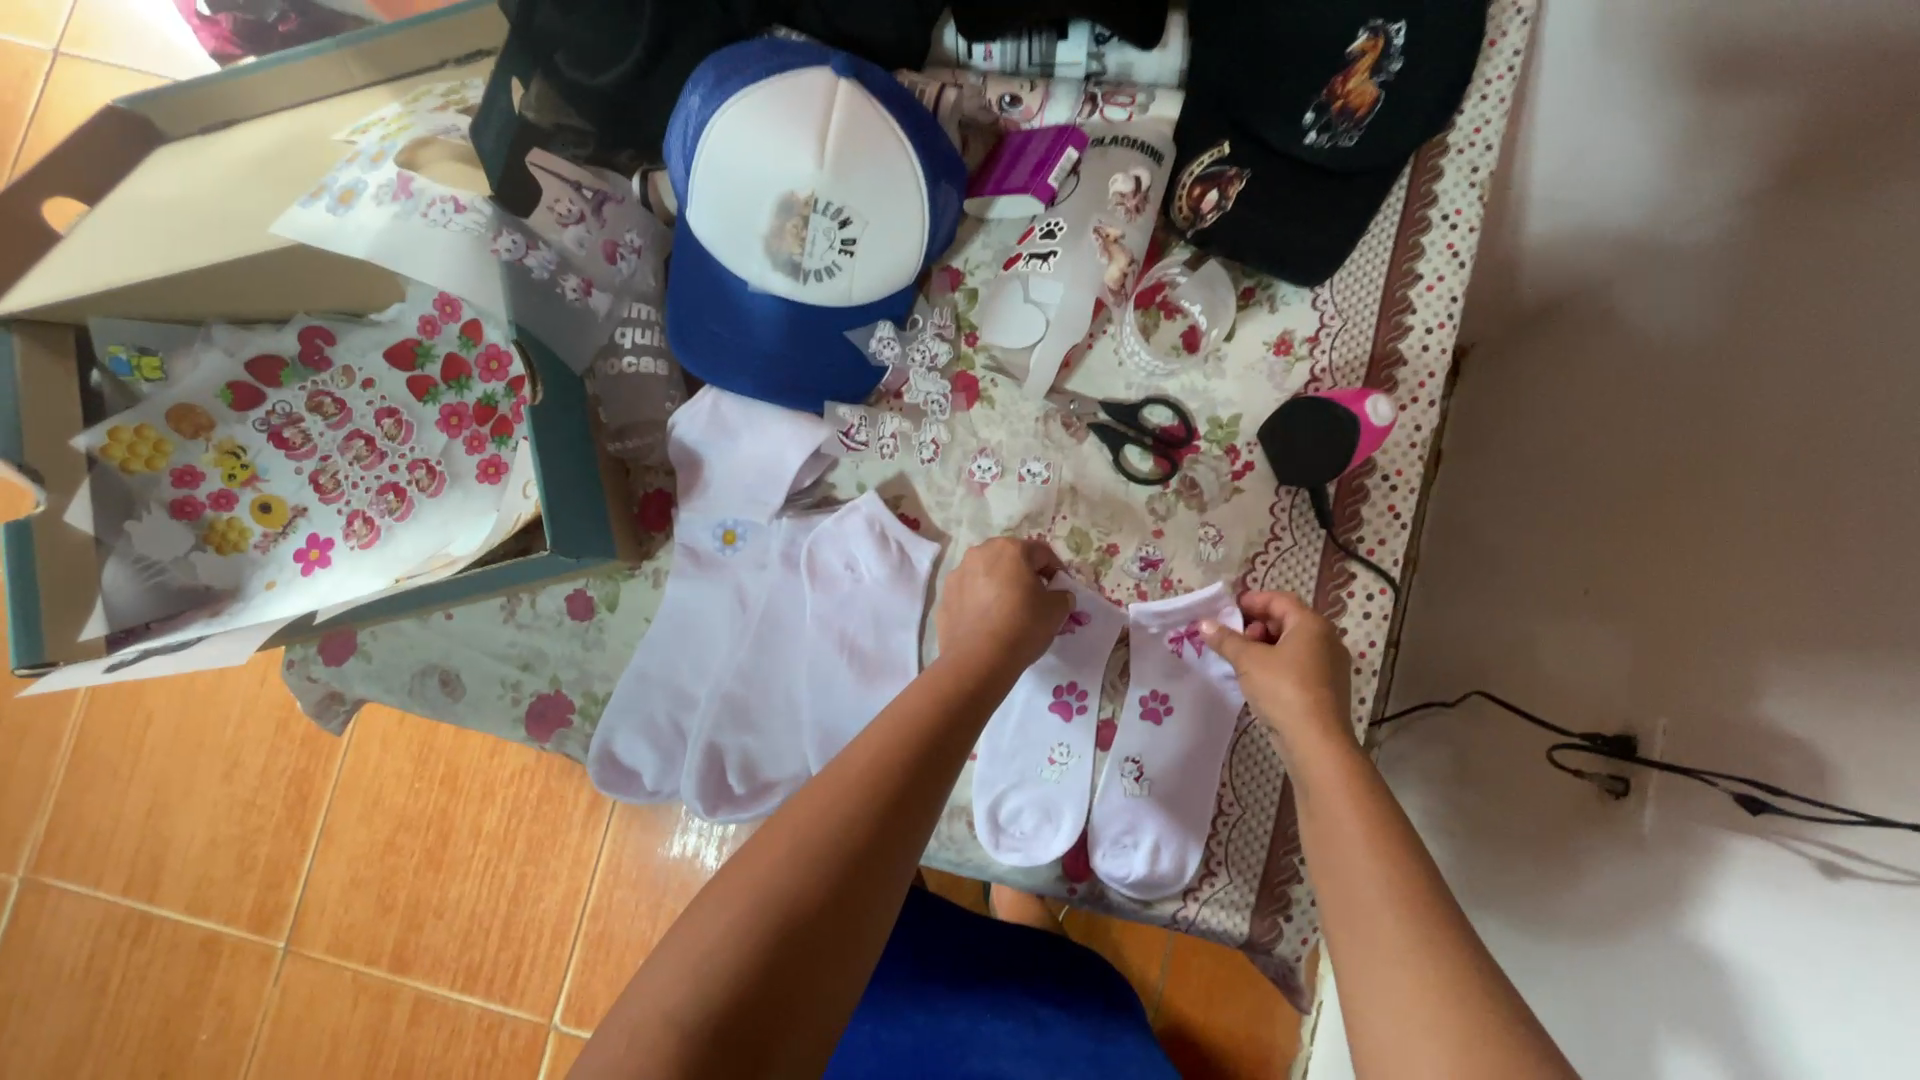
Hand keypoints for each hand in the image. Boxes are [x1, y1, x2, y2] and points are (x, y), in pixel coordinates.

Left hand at [935, 538, 1073, 678]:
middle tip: (1035, 598)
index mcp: (1010, 549)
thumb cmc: (1022, 627)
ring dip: (999, 586)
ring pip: (986, 574)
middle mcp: (980, 553)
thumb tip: (1058, 595)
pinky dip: (979, 602)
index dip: (1056, 570)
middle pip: (1010, 558)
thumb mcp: (1056, 611)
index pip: (1042, 553)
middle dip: (1024, 574)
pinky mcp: (944, 597)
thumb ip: (1062, 596)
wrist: (978, 660)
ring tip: (1008, 611)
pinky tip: (987, 623)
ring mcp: (957, 574)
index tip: (1061, 590)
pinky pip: (969, 593)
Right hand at [1202, 591, 1352, 758]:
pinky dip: (1276, 664)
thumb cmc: (1283, 690)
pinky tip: (1256, 678)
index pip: (1279, 599)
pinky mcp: (1326, 687)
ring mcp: (1330, 664)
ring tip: (1239, 659)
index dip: (1251, 601)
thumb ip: (1225, 639)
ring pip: (1292, 644)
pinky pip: (1298, 664)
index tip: (1226, 611)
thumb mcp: (1248, 660)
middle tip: (1232, 638)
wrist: (1316, 741)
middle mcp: (1326, 639)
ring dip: (1264, 646)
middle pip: (1286, 620)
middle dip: (1256, 626)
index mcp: (1311, 624)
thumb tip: (1204, 623)